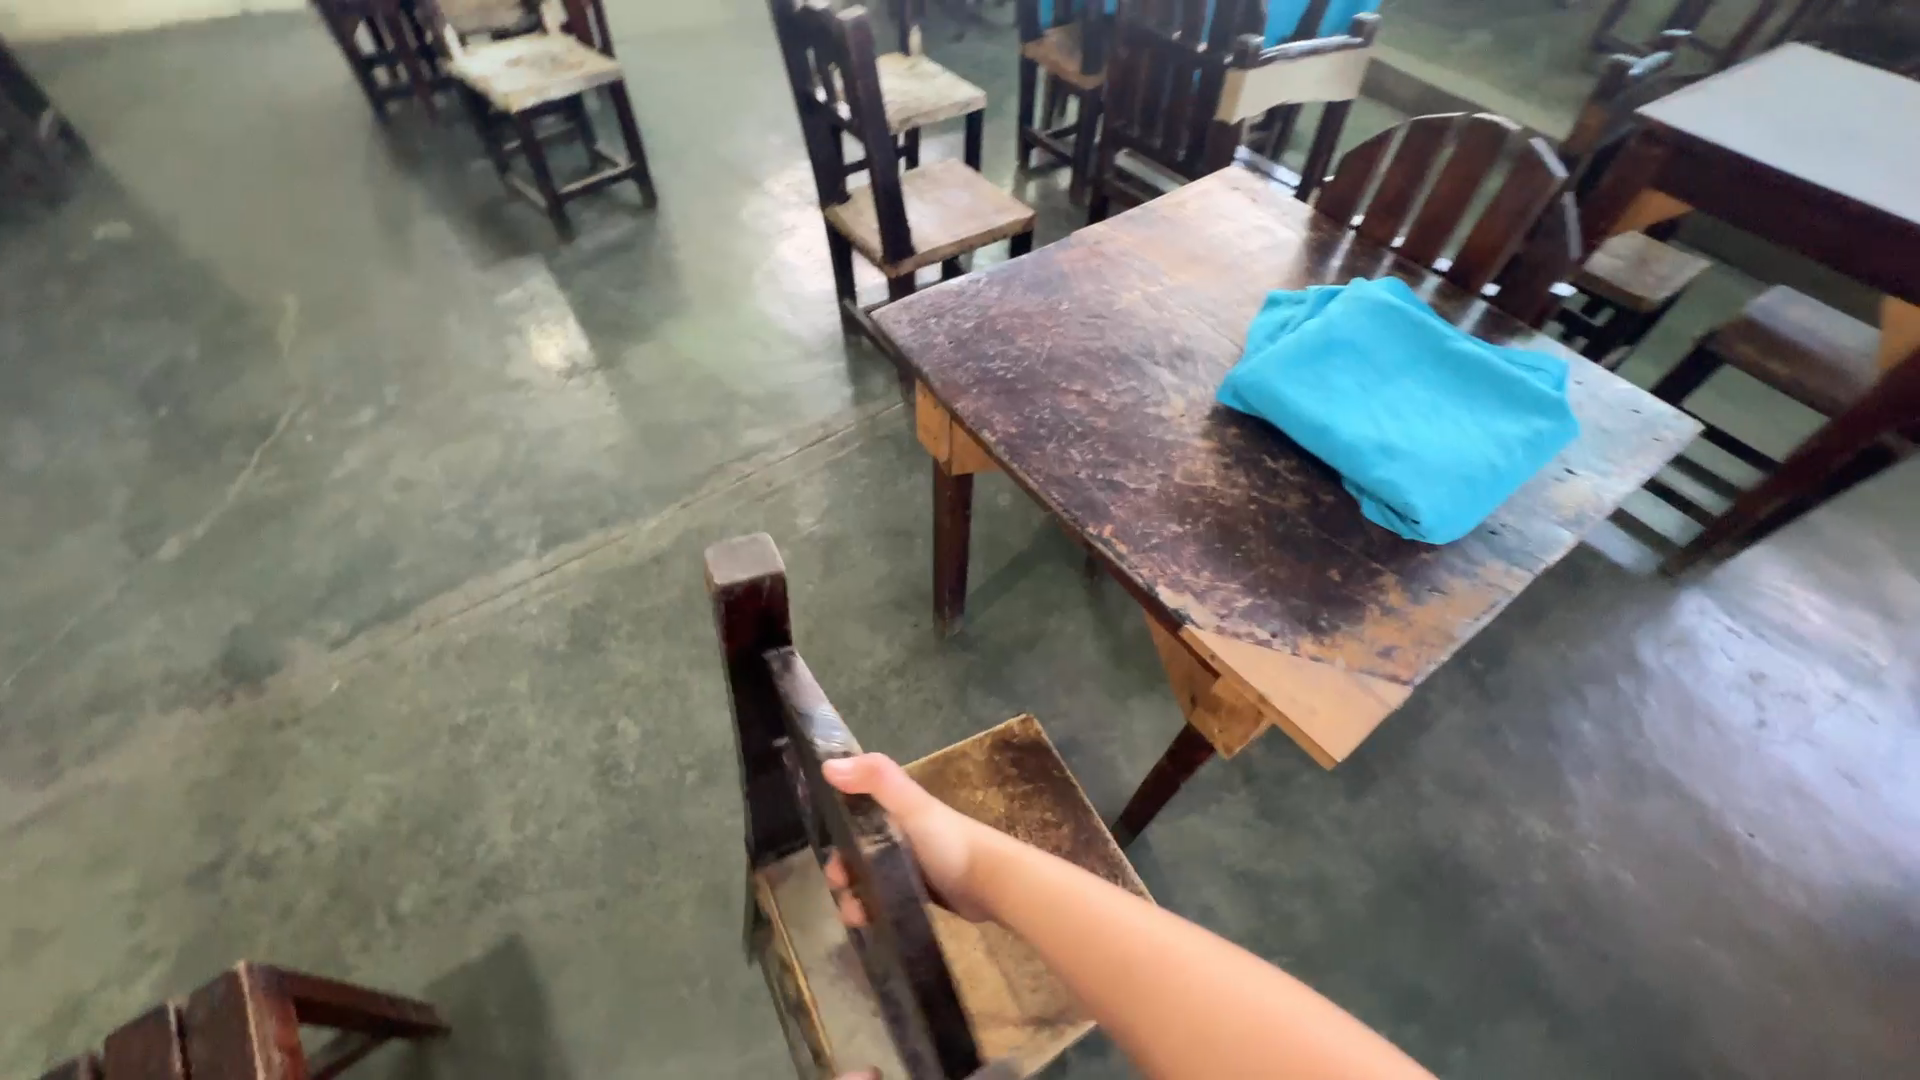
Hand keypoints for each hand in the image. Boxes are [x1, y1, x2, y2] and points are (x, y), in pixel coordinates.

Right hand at [820, 753, 997, 925]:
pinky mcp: (917, 892)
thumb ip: (876, 779)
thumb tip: (828, 765)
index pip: (855, 812)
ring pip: (869, 877)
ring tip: (854, 916)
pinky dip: (873, 909)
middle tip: (841, 888)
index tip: (827, 853)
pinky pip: (885, 898)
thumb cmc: (947, 840)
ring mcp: (910, 863)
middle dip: (843, 869)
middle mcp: (901, 832)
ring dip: (854, 895)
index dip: (836, 829)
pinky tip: (868, 922)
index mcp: (897, 808)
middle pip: (858, 850)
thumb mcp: (911, 805)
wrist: (989, 882)